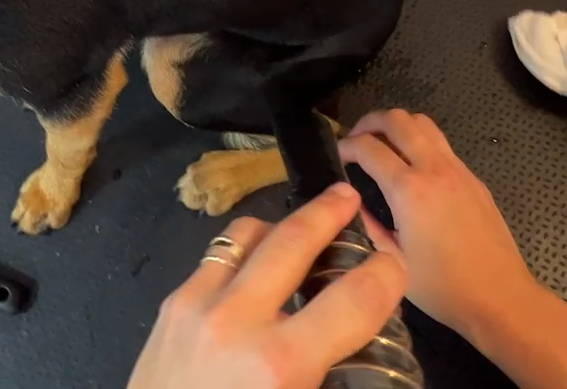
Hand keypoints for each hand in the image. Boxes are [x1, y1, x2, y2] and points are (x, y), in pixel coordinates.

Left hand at [128, 182, 407, 388]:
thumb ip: (329, 379)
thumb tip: (351, 348)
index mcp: (280, 365)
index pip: (352, 302)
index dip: (384, 276)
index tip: (395, 263)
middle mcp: (239, 320)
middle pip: (294, 242)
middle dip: (328, 213)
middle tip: (348, 195)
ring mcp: (199, 303)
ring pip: (247, 234)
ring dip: (280, 224)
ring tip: (301, 224)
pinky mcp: (171, 303)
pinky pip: (216, 254)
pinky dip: (243, 246)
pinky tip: (254, 259)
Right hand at [338, 109, 539, 337]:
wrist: (503, 300)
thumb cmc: (444, 288)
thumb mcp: (393, 262)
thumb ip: (366, 224)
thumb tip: (349, 199)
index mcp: (409, 190)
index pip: (368, 147)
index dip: (345, 145)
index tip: (337, 155)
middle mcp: (433, 169)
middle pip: (396, 119)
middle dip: (369, 121)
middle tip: (356, 139)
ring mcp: (457, 170)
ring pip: (422, 122)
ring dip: (397, 125)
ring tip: (383, 144)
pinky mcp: (473, 178)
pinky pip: (441, 143)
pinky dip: (419, 141)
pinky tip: (413, 167)